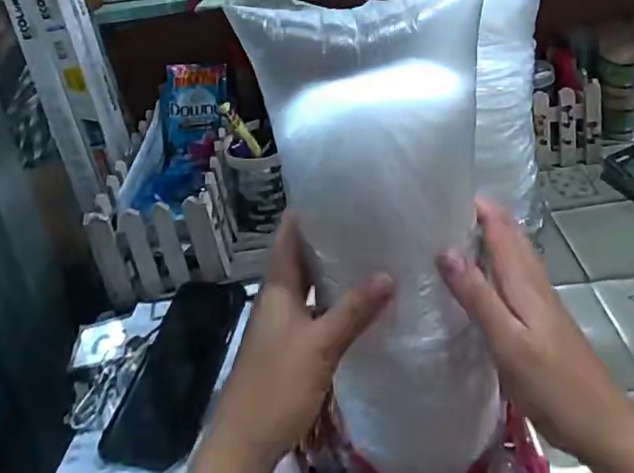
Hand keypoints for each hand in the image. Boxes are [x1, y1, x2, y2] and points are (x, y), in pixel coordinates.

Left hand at [195, 215, 393, 472]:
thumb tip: (389, 273)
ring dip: (333, 268)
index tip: (337, 190)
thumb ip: (353, 311)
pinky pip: (315, 308)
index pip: (288, 235)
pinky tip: (361, 300)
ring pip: (310, 284)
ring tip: (370, 249)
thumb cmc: (276, 385)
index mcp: (277, 288)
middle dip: (329, 236)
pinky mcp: (291, 345)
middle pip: (301, 256)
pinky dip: (335, 299)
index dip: (307, 210)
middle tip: (365, 216)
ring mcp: (283, 323)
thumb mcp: (320, 346)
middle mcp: (277, 298)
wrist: (244, 445)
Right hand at [437, 199, 633, 472]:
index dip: (476, 205)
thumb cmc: (551, 382)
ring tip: (456, 234)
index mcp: (523, 280)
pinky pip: (515, 275)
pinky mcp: (542, 319)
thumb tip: (445, 249)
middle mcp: (533, 281)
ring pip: (513, 253)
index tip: (443, 192)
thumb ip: (478, 296)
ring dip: (489, 237)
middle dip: (481, 216)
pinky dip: (497, 263)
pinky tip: (484, 277)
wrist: (600, 423)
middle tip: (443, 210)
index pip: (500, 226)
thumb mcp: (507, 342)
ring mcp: (540, 300)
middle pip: (508, 235)